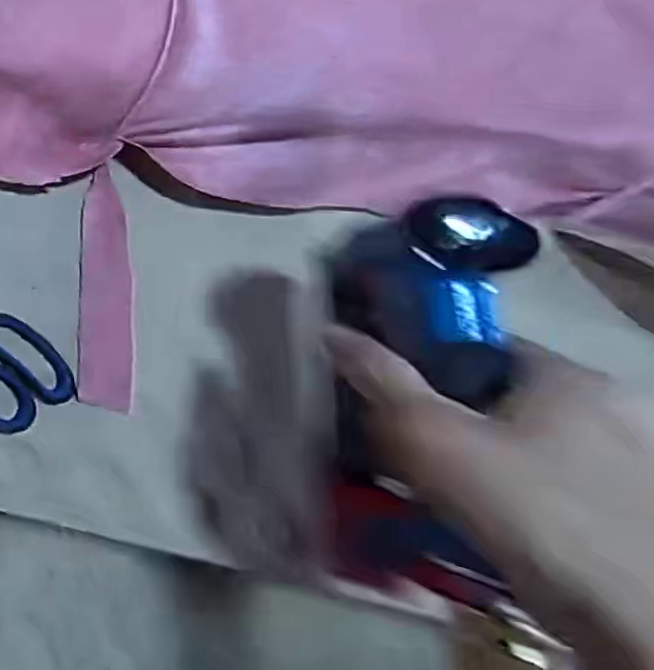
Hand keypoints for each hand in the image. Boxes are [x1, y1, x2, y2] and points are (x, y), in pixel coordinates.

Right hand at [327, 326, 653, 667]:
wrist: (633, 625)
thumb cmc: (528, 507)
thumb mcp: (425, 432)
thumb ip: (375, 375)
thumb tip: (331, 330)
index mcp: (574, 381)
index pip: (473, 341)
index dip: (412, 349)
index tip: (367, 373)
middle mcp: (612, 416)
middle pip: (487, 395)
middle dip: (428, 410)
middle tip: (376, 429)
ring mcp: (624, 474)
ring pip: (506, 445)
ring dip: (453, 456)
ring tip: (400, 476)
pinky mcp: (620, 520)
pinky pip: (530, 487)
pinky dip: (487, 493)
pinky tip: (449, 513)